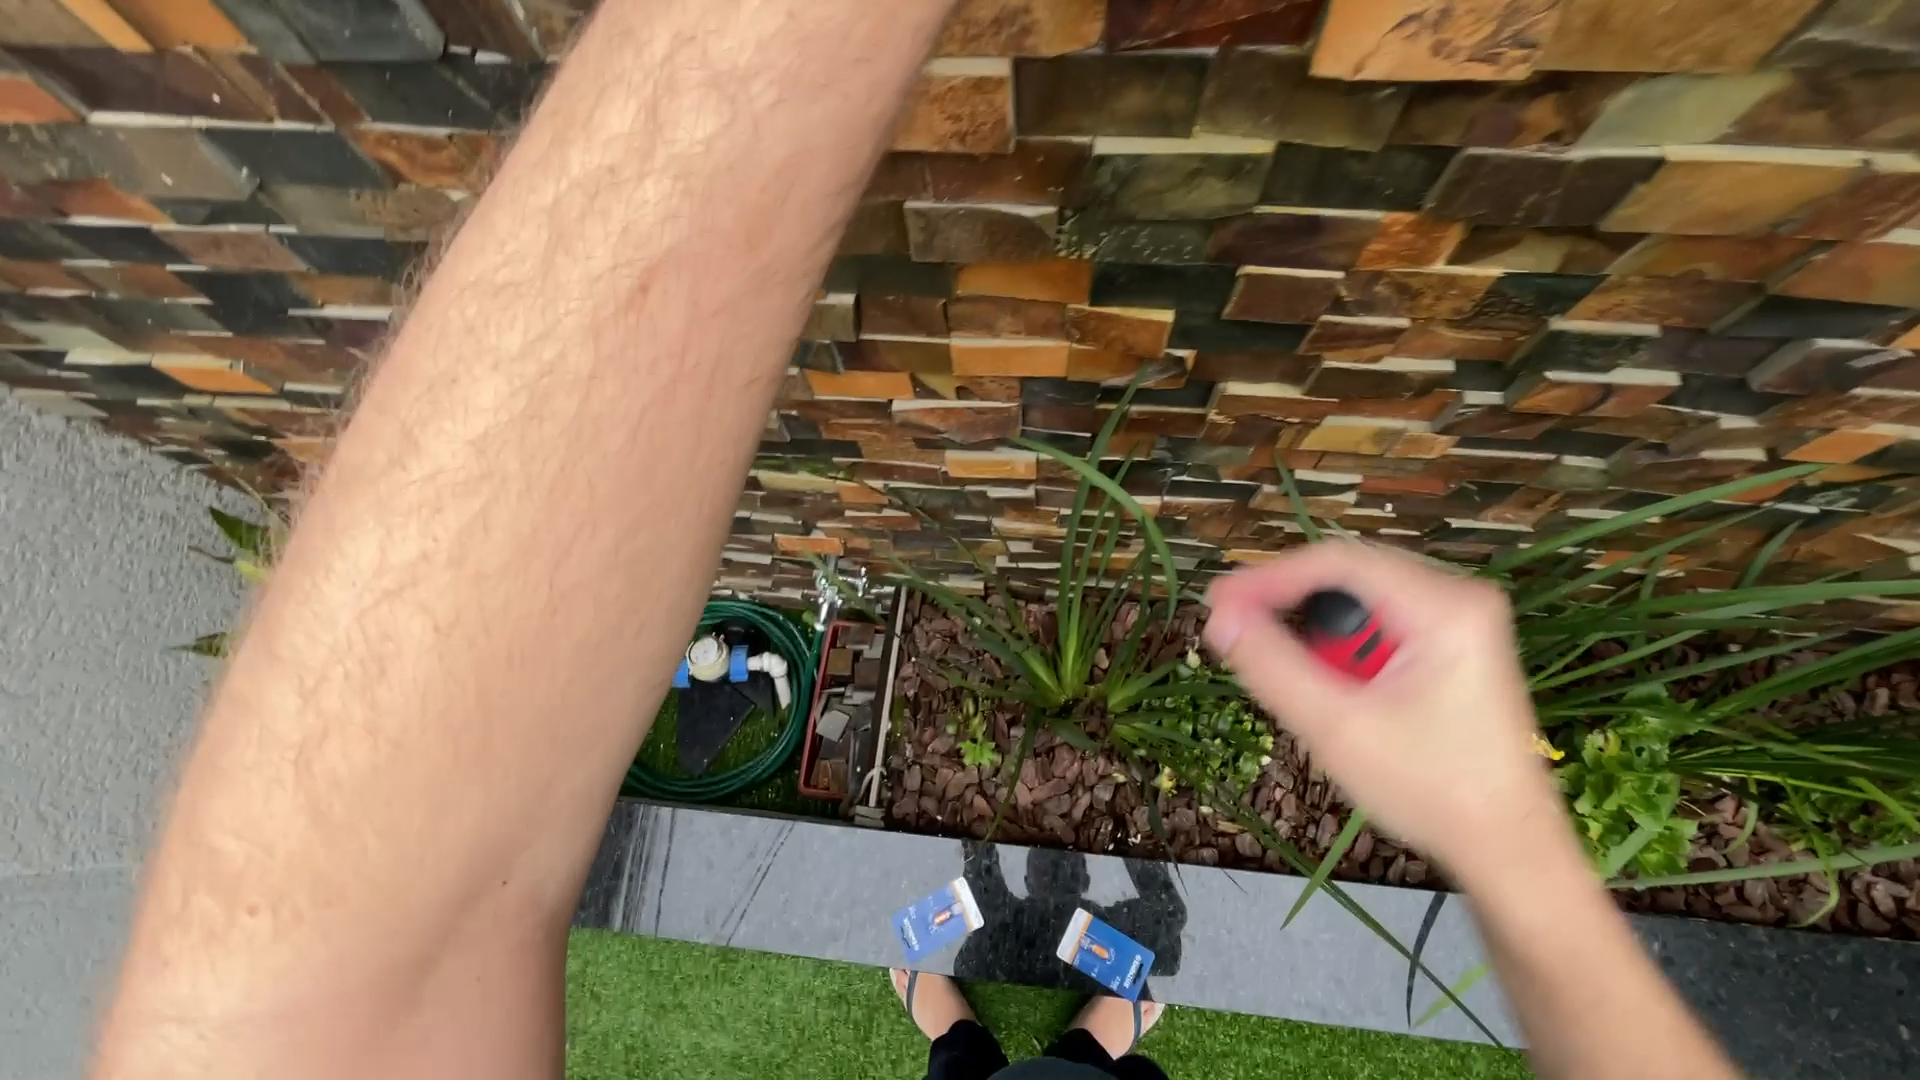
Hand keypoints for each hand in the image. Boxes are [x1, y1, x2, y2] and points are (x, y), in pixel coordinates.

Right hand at [1202, 541, 1567, 879]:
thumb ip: (1270, 665)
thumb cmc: (1429, 790)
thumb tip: (1218, 616)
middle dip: (1287, 602)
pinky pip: (1378, 621)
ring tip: (1281, 667)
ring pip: (1359, 598)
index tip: (1217, 602)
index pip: (1335, 562)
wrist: (1507, 849)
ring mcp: (1460, 620)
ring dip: (1314, 628)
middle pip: (1348, 574)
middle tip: (1236, 630)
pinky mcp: (1454, 644)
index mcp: (1444, 607)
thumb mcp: (1335, 726)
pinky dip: (1339, 644)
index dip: (1267, 578)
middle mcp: (1458, 597)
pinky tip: (1324, 680)